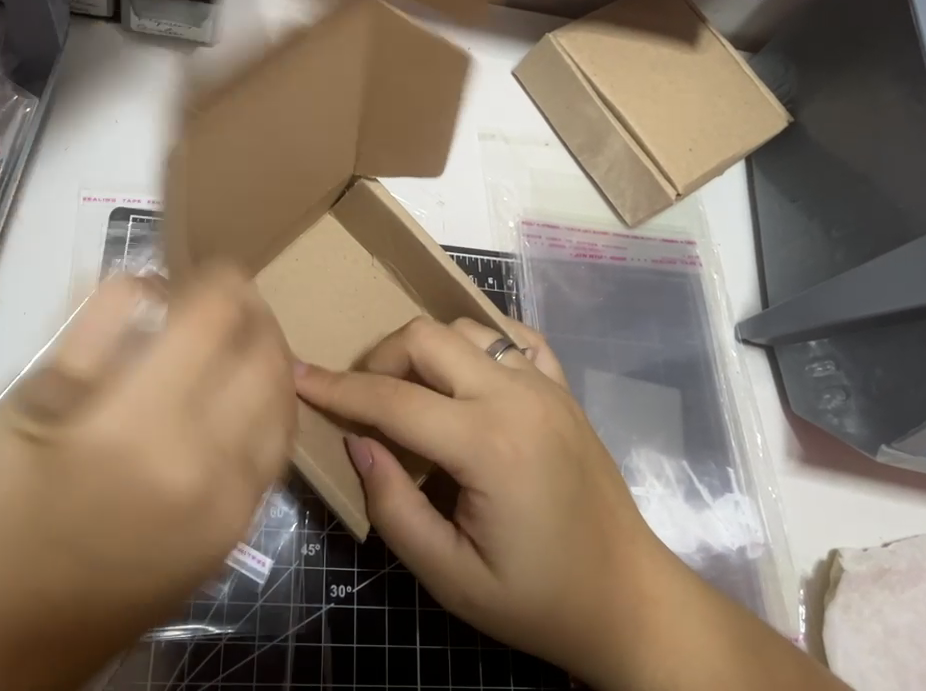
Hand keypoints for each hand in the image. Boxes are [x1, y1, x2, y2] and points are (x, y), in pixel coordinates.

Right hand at [0, 268, 296, 690]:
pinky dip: (267, 409)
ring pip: (283, 404)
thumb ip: (98, 330)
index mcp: (139, 426)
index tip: (198, 267)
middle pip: (266, 353)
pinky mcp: (229, 545)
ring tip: (234, 337)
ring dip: (268, 356)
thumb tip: (153, 283)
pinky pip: (272, 456)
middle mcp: (203, 469)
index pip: (216, 315)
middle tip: (220, 296)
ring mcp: (227, 514)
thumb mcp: (25, 401)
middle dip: (250, 309)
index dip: (216, 276)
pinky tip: (235, 396)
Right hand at [296, 316, 846, 690]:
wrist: (629, 600)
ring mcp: (546, 385)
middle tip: (363, 402)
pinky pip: (513, 336)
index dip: (335, 389)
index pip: (392, 400)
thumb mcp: (450, 577)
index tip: (296, 375)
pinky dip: (478, 342)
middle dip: (379, 360)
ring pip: (465, 326)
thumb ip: (393, 506)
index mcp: (488, 445)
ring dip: (425, 349)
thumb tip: (358, 442)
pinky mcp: (563, 388)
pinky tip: (466, 375)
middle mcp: (517, 396)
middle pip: (425, 337)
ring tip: (412, 394)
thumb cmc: (538, 600)